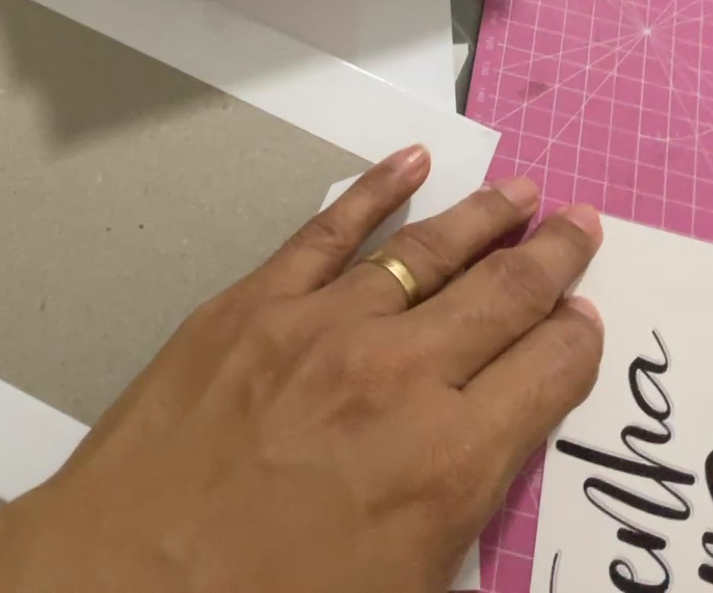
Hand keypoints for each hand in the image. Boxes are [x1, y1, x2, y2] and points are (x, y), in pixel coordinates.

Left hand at [0, 145, 604, 592]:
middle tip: (581, 225)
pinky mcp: (258, 299)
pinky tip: (410, 162)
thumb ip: (462, 502)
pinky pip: (331, 228)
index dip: (575, 338)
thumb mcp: (404, 587)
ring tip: (522, 193)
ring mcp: (325, 324)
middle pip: (501, 297)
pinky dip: (377, 189)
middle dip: (552, 259)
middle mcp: (400, 375)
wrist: (125, 585)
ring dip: (483, 217)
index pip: (545, 373)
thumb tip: (492, 436)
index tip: (587, 313)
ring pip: (427, 250)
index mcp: (448, 462)